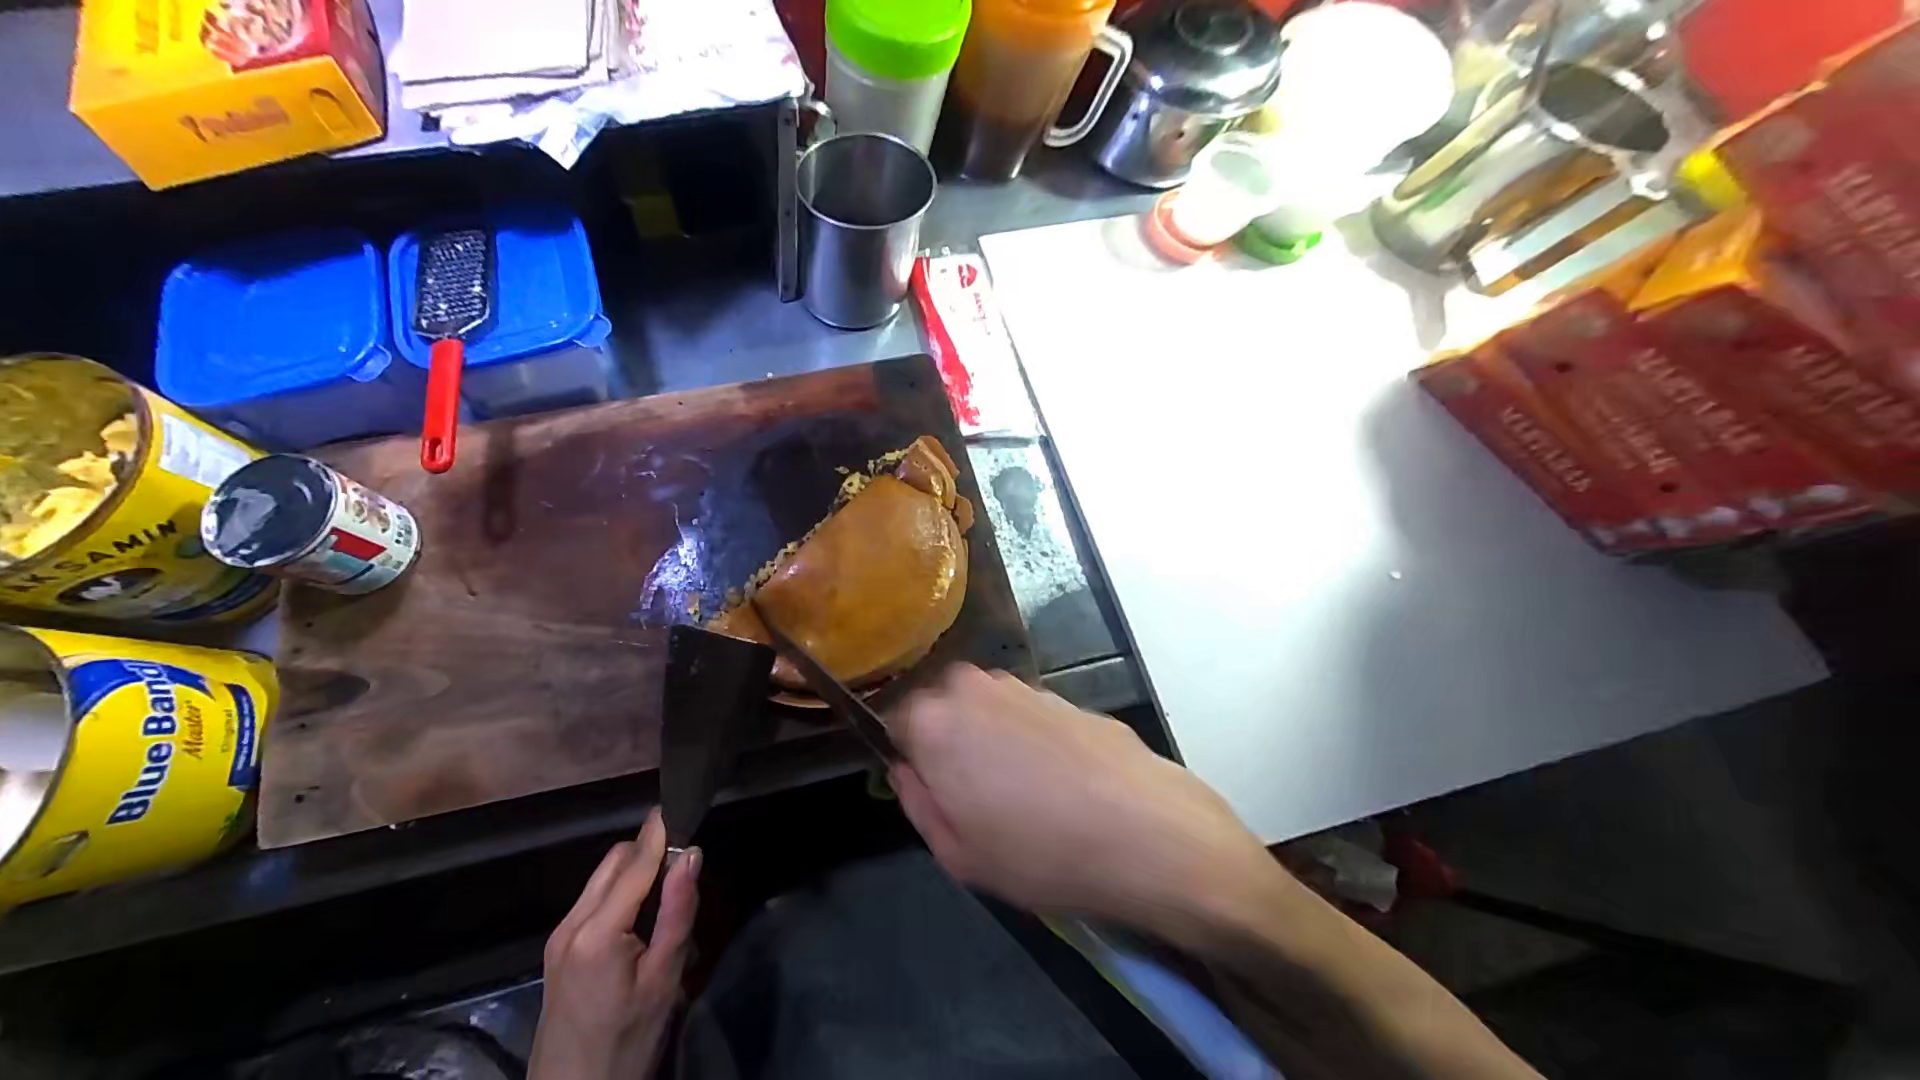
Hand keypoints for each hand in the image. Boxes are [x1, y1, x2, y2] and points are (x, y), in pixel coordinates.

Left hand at [528, 809, 700, 1079]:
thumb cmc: (628, 1040)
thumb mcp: (664, 978)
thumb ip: (677, 911)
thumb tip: (692, 854)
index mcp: (597, 930)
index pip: (636, 862)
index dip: (662, 831)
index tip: (684, 804)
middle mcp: (571, 923)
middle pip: (615, 861)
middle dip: (650, 849)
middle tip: (686, 858)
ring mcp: (559, 936)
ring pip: (602, 877)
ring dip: (635, 869)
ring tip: (670, 885)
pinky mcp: (558, 949)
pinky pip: (594, 899)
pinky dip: (621, 890)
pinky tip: (643, 912)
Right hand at [887, 665, 1282, 946]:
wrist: (1148, 833)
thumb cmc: (1040, 853)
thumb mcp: (957, 853)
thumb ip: (916, 801)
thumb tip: (906, 769)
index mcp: (934, 720)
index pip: (892, 721)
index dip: (905, 756)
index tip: (925, 787)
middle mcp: (972, 687)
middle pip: (939, 707)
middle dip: (945, 740)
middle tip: (970, 793)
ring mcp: (1022, 685)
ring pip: (983, 707)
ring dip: (987, 737)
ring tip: (1019, 790)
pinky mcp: (1062, 693)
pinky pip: (1023, 712)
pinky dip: (1026, 736)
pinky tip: (1057, 780)